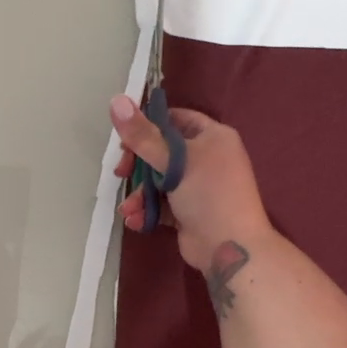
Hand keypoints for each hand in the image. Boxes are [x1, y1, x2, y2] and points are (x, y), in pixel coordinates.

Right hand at [110, 93, 270, 271]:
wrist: (230, 247)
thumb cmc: (208, 194)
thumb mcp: (174, 161)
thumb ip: (143, 135)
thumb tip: (115, 100)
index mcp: (213, 137)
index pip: (176, 119)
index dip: (149, 126)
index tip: (125, 140)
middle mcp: (207, 158)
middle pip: (161, 152)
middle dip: (138, 166)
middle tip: (121, 173)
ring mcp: (199, 187)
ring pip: (159, 181)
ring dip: (139, 195)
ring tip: (128, 209)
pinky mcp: (189, 212)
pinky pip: (162, 204)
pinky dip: (148, 211)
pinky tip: (137, 220)